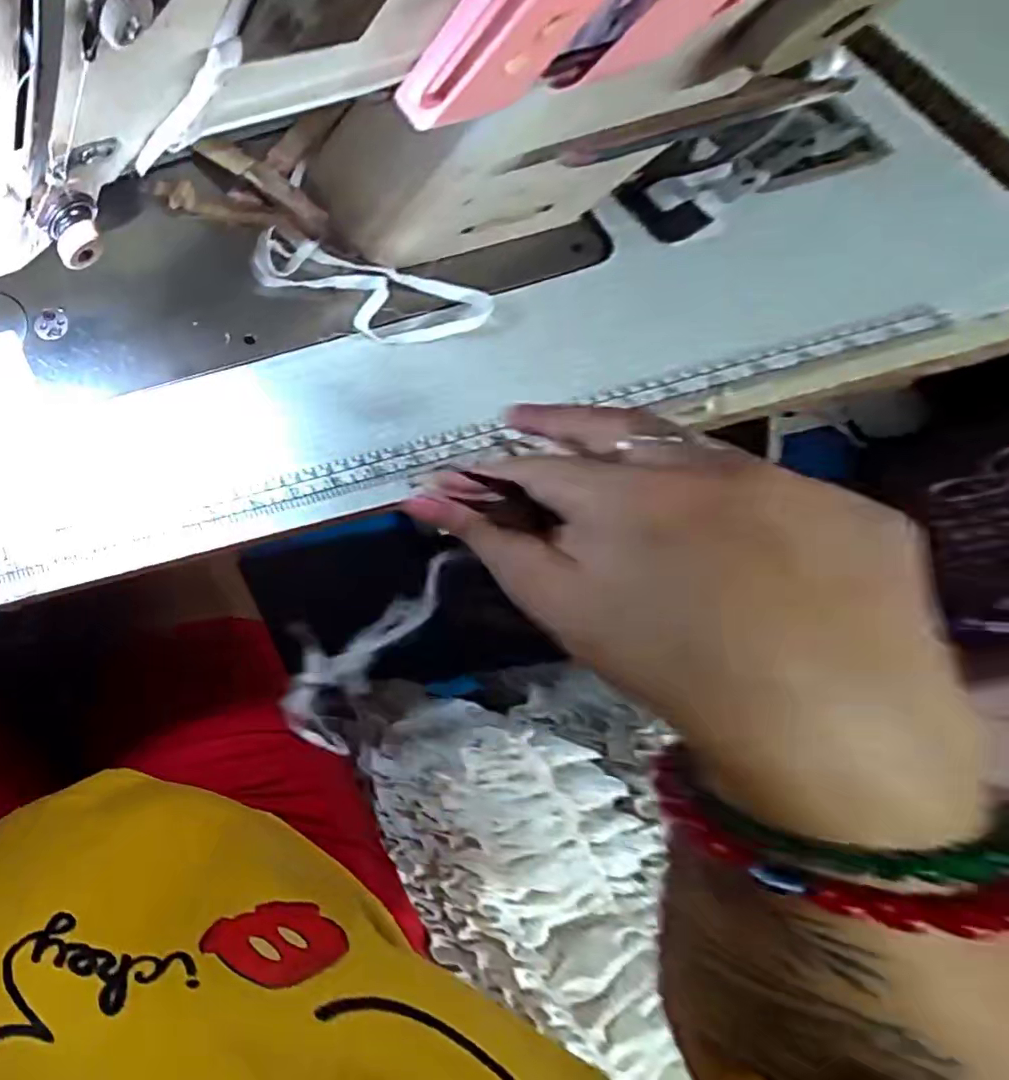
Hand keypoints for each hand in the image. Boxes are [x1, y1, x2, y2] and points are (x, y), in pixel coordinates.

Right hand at [404, 404, 987, 848]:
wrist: (820, 718)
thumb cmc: (654, 656)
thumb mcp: (552, 597)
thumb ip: (488, 538)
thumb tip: (423, 497)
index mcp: (622, 492)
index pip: (536, 464)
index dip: (491, 469)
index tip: (460, 475)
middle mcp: (703, 467)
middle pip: (611, 428)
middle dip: (554, 421)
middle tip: (517, 419)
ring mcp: (787, 480)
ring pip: (689, 448)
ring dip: (632, 446)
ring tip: (598, 455)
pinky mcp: (848, 507)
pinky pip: (762, 483)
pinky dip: (711, 487)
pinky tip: (698, 517)